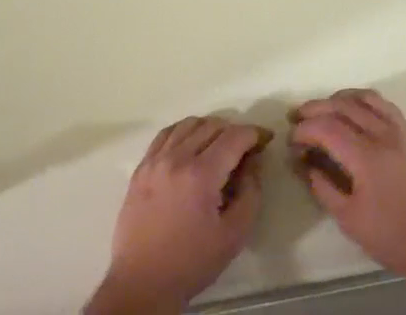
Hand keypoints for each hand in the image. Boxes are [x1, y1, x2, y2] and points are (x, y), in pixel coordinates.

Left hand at [86, 116, 271, 314]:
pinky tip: (191, 146)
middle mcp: (176, 158)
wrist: (144, 281)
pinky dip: (183, 132)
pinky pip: (165, 135)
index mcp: (201, 174)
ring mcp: (154, 161)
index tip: (265, 140)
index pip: (233, 137)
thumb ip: (250, 193)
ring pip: (187, 124)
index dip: (253, 134)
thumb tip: (253, 163)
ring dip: (208, 128)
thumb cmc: (192, 261)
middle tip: (245, 149)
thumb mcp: (234, 234)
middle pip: (211, 126)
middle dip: (234, 131)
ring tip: (219, 146)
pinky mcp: (141, 168)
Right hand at [289, 90, 405, 280]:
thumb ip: (323, 187)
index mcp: (365, 157)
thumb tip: (305, 163)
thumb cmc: (393, 237)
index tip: (291, 142)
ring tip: (322, 111)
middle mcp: (383, 135)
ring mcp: (400, 131)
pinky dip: (363, 100)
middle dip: (314, 109)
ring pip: (364, 98)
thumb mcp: (349, 219)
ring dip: (338, 99)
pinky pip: (384, 104)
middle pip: (342, 106)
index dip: (303, 130)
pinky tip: (354, 110)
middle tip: (297, 119)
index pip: (325, 127)